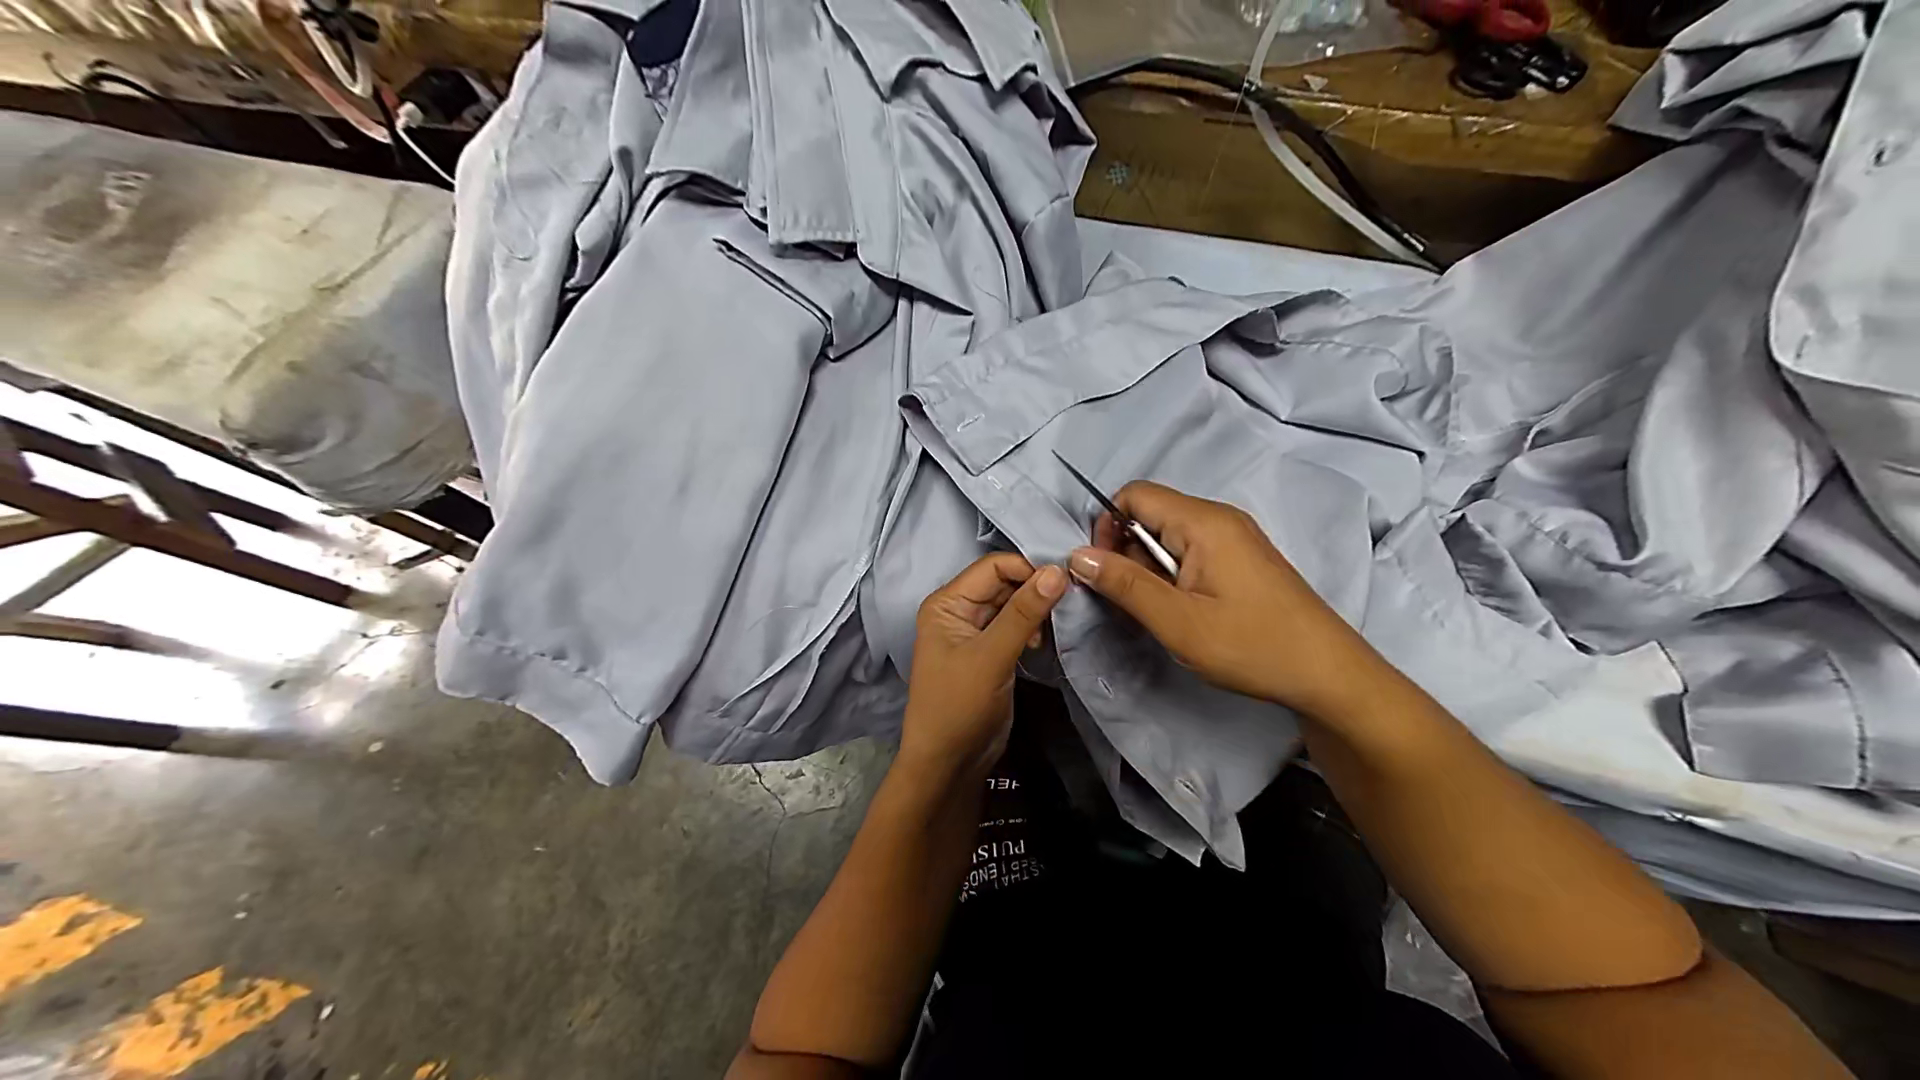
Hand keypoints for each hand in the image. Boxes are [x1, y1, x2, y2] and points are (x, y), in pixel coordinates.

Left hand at [900, 554, 1067, 775]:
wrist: (949, 763)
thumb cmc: (959, 706)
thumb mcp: (992, 657)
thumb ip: (1024, 613)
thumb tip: (1057, 571)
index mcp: (947, 602)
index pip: (993, 566)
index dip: (1028, 568)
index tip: (1066, 580)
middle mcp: (959, 610)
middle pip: (1004, 582)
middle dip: (1035, 589)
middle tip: (1069, 602)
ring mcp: (975, 632)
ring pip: (1013, 604)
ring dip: (1036, 610)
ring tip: (1055, 627)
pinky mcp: (991, 652)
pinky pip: (1015, 626)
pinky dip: (1032, 629)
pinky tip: (1042, 643)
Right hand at [1069, 481, 1389, 721]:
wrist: (1328, 675)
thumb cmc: (1252, 646)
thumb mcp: (1177, 621)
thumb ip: (1124, 584)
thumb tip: (1077, 555)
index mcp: (1204, 522)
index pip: (1134, 495)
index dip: (1107, 527)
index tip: (1104, 571)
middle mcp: (1219, 519)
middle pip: (1150, 514)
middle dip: (1126, 552)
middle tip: (1130, 600)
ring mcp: (1234, 539)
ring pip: (1168, 537)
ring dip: (1148, 569)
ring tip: (1157, 613)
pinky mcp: (1241, 560)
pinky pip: (1190, 552)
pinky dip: (1171, 576)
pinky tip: (1181, 612)